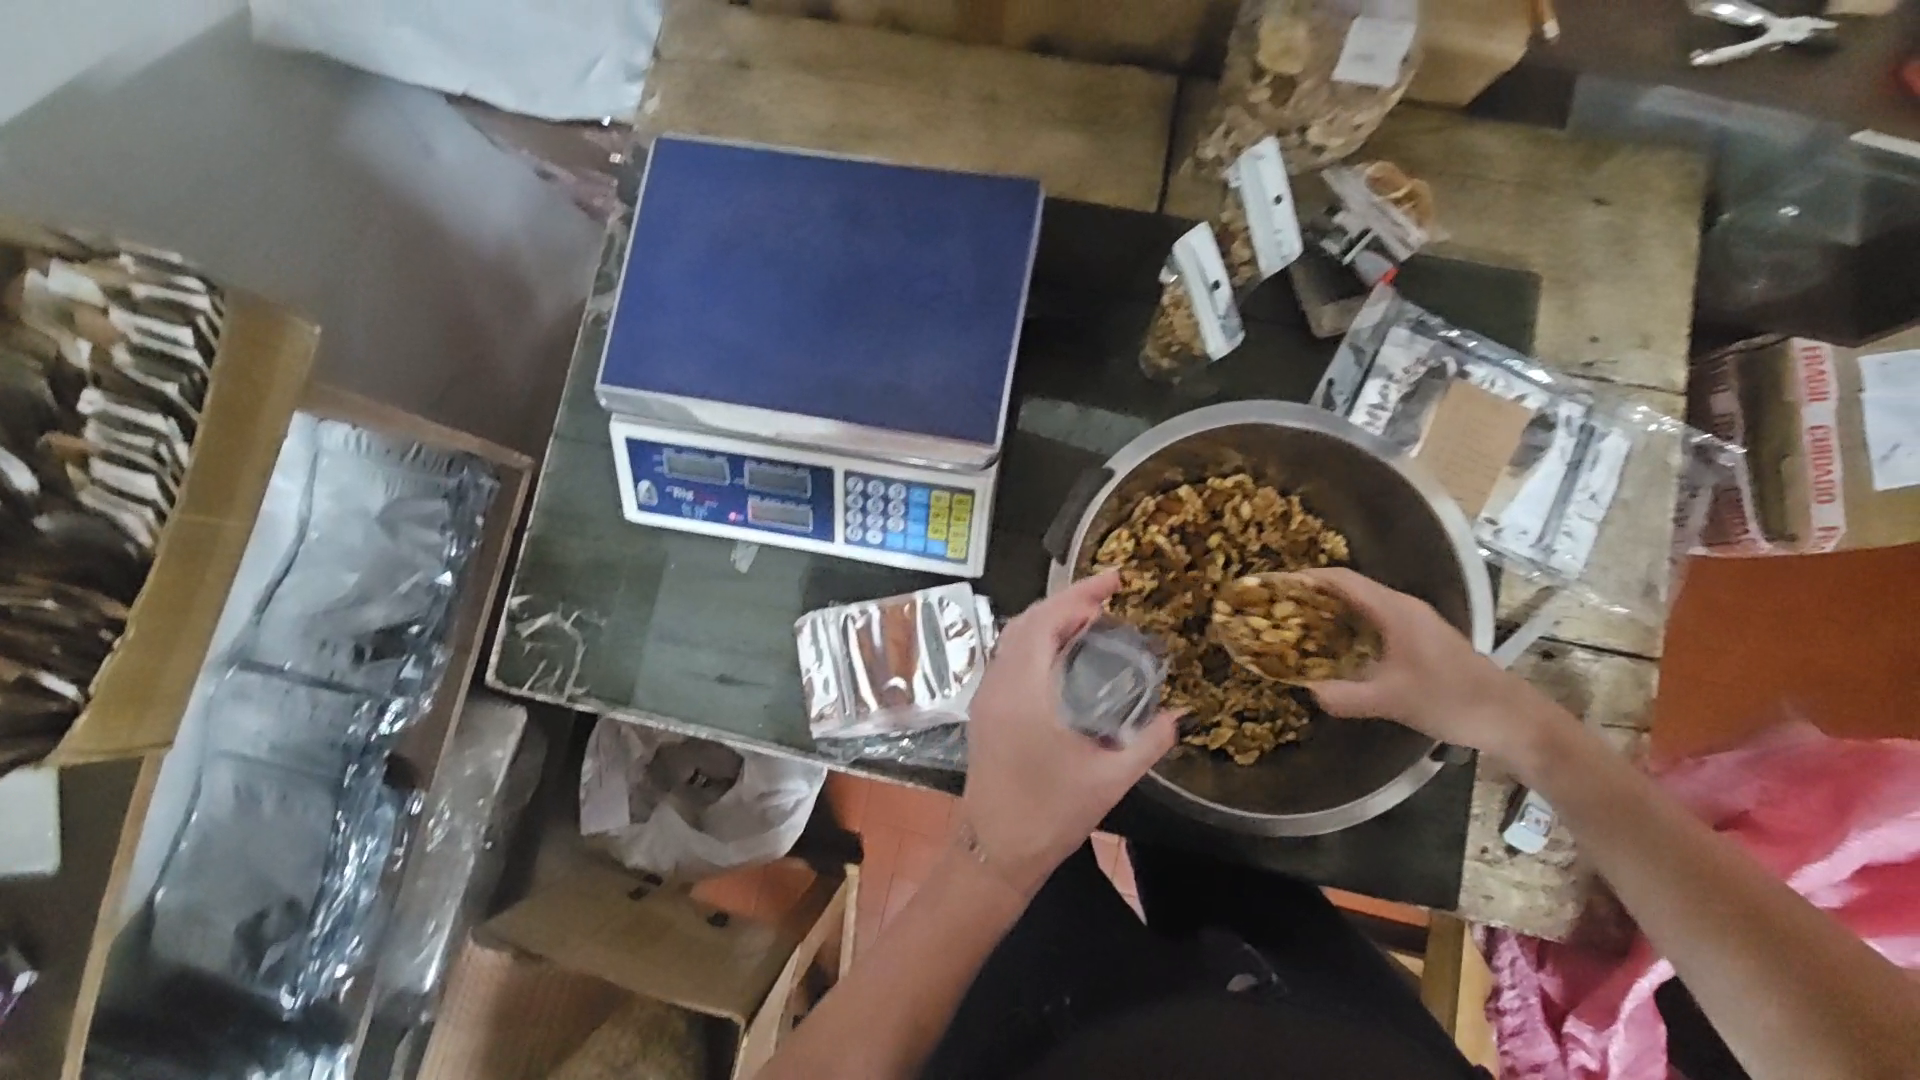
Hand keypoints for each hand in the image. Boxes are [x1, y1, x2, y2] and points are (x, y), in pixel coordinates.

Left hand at [960, 571, 1177, 898]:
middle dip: (1067, 600)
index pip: (1046, 620)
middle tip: (1109, 597)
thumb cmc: (1049, 815)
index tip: (1114, 580)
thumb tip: (1180, 715)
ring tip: (1092, 619)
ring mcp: (987, 696)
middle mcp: (999, 684)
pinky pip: (1009, 656)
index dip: (1080, 593)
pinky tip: (1065, 653)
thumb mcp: (1110, 779)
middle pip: (1028, 620)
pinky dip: (1037, 641)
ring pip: (1014, 637)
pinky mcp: (986, 710)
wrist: (995, 850)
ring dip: (1050, 619)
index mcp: (1024, 691)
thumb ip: (1148, 743)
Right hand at [1294, 568, 1555, 759]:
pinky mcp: (1418, 640)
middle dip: (1310, 597)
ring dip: (1327, 614)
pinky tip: (1331, 651)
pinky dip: (1346, 629)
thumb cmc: (1453, 700)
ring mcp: (1413, 624)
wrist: (1511, 719)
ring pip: (1360, 607)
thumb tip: (1306, 689)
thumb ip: (1344, 696)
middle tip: (1275, 611)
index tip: (1273, 586)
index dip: (1306, 579)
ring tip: (1293, 630)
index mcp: (1395, 610)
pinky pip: (1371, 624)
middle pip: (1348, 589)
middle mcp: (1402, 608)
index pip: (1342, 580)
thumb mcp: (1392, 700)